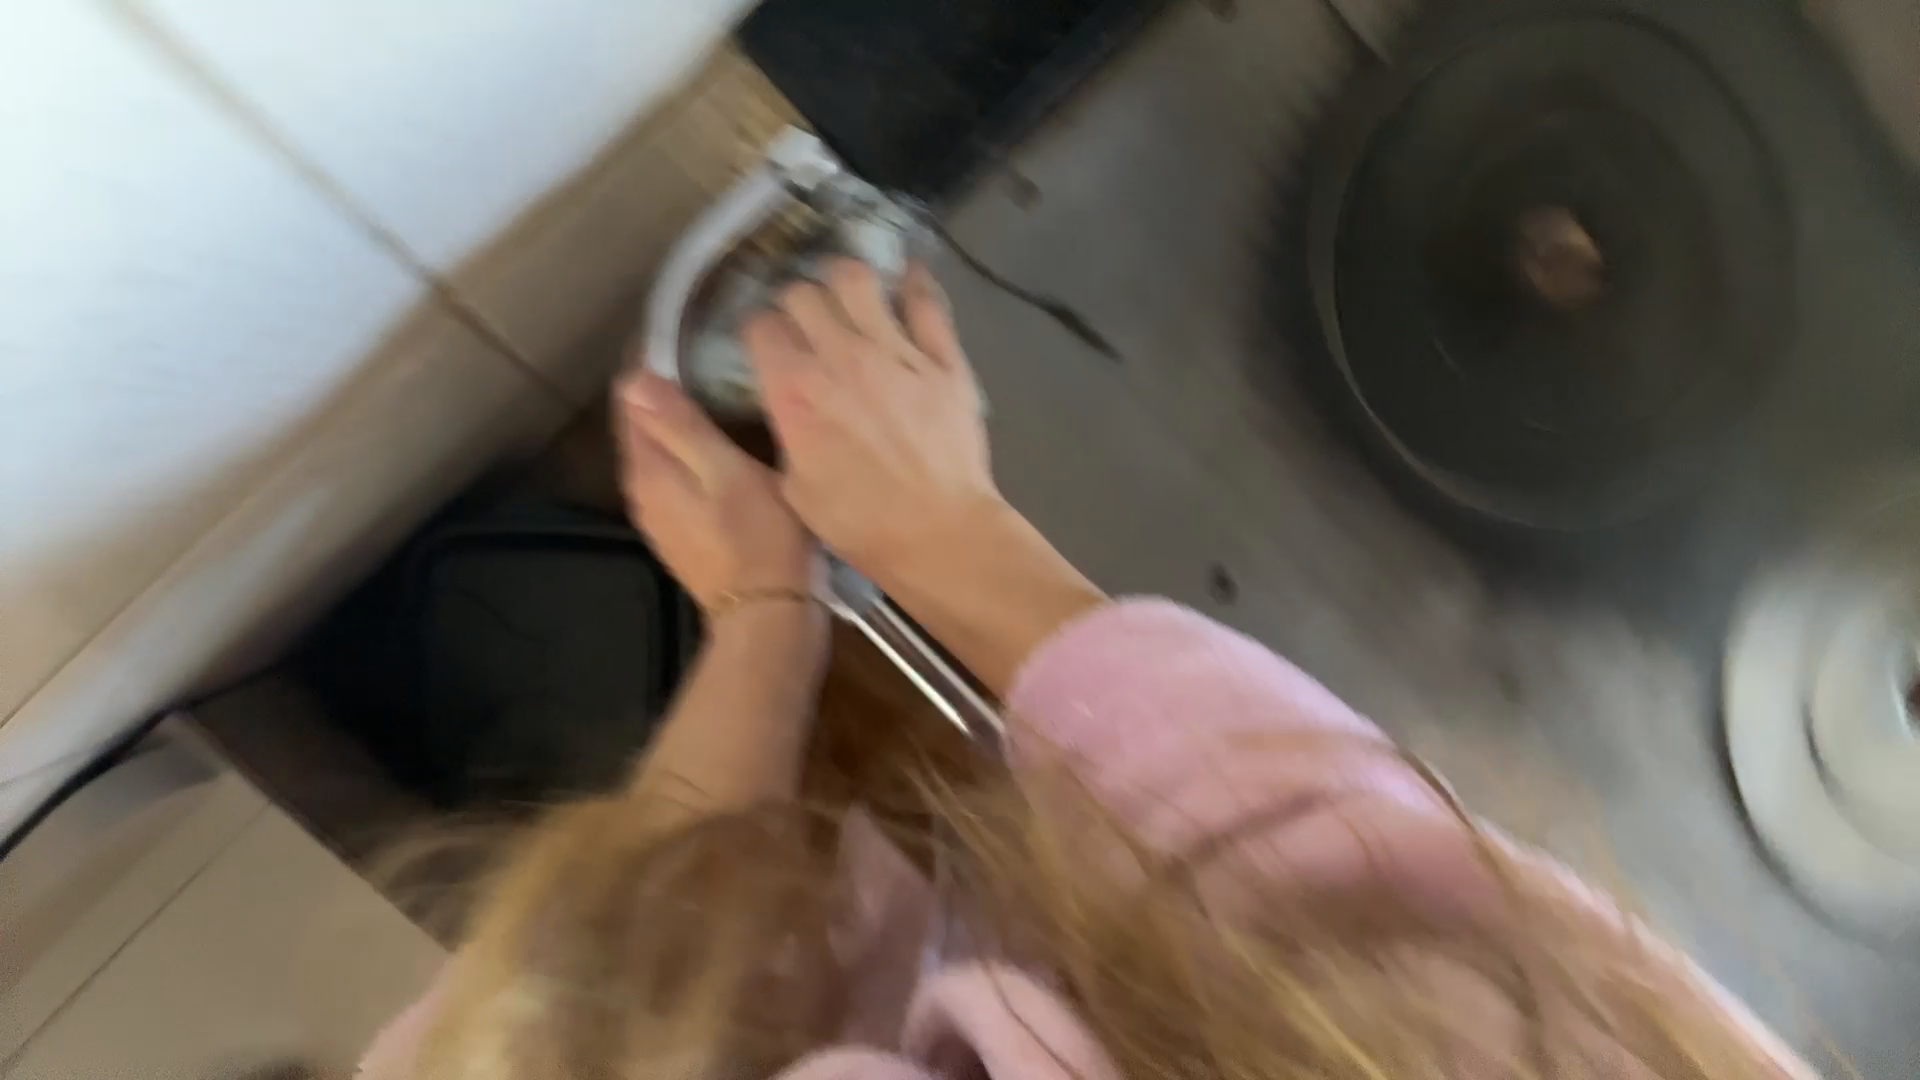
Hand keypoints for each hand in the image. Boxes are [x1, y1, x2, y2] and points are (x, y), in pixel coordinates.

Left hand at [614, 369, 816, 612]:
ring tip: (717, 397)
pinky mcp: (683, 535)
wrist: (768, 614)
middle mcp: (643, 490)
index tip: (682, 338)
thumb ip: (682, 426)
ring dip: (678, 426)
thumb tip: (635, 379)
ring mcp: (661, 516)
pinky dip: (690, 457)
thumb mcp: (728, 472)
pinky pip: (677, 479)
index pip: (630, 400)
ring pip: (660, 454)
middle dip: (663, 393)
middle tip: (706, 361)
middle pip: (642, 426)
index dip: (650, 365)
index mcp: (649, 468)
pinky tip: (722, 452)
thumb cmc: (759, 538)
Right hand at [744, 258, 1001, 590]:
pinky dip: (915, 282)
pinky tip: (908, 274)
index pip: (760, 327)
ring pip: (858, 280)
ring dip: (845, 280)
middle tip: (806, 322)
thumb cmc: (860, 524)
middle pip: (803, 294)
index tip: (767, 343)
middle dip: (797, 303)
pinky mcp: (943, 360)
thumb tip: (790, 412)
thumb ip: (787, 436)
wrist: (938, 532)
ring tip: (848, 292)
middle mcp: (840, 356)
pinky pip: (927, 303)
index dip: (760, 331)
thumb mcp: (795, 490)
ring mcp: (896, 352)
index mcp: (794, 389)